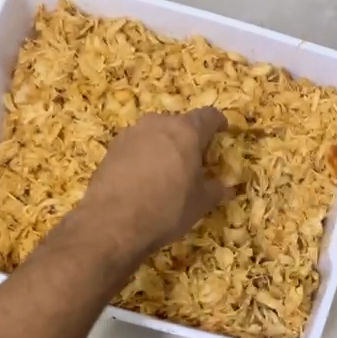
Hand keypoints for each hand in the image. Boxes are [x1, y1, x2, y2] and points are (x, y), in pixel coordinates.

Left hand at [75, 108, 229, 260]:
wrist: (112, 221)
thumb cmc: (166, 208)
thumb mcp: (200, 204)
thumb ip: (215, 191)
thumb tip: (225, 188)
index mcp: (186, 131)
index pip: (209, 116)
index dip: (218, 123)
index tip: (222, 131)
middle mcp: (158, 124)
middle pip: (179, 124)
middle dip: (188, 139)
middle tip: (194, 160)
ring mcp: (131, 134)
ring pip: (155, 134)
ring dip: (164, 147)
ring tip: (167, 172)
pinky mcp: (111, 149)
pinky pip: (135, 148)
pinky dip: (143, 158)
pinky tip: (143, 180)